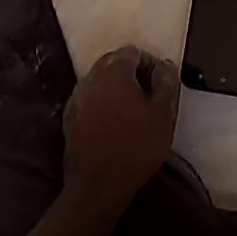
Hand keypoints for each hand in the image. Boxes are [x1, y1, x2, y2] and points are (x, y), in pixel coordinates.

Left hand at [63, 46, 179, 211]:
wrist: (97, 183)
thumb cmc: (136, 147)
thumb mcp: (163, 115)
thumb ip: (166, 83)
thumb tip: (165, 64)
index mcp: (113, 72)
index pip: (133, 52)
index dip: (151, 64)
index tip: (162, 85)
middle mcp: (90, 77)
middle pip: (113, 63)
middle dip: (133, 74)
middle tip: (151, 97)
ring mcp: (76, 96)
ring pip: (100, 80)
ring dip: (117, 88)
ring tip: (135, 111)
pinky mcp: (69, 115)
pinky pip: (90, 98)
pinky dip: (103, 102)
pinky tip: (115, 123)